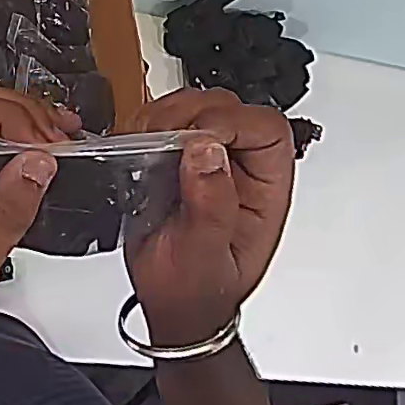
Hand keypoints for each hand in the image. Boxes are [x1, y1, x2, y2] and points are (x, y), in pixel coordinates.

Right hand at [120, 88, 295, 346]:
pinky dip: (147, 121)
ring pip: (198, 103)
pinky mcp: (182, 150)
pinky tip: (137, 144)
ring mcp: (212, 155)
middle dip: (190, 115)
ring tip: (146, 144)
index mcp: (264, 189)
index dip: (232, 123)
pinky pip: (169, 114)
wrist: (170, 301)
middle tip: (161, 140)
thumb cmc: (194, 291)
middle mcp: (242, 166)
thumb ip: (211, 208)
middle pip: (229, 107)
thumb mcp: (203, 259)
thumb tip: (208, 151)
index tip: (195, 140)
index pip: (266, 130)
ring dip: (166, 116)